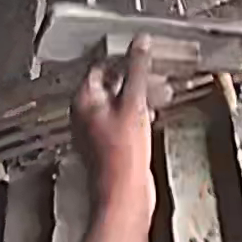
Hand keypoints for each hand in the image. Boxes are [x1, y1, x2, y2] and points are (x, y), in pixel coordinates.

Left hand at [70, 34, 156, 220]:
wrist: (125, 199)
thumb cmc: (122, 156)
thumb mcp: (135, 102)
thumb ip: (138, 68)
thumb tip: (141, 42)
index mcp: (84, 100)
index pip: (100, 65)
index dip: (121, 56)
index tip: (139, 51)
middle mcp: (85, 114)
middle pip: (109, 82)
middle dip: (133, 75)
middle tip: (152, 70)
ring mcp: (96, 131)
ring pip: (118, 100)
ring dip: (138, 93)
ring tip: (158, 89)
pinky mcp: (110, 145)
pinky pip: (123, 118)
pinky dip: (138, 111)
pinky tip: (152, 112)